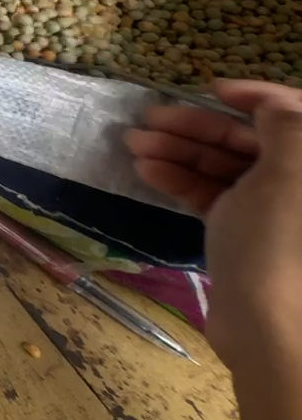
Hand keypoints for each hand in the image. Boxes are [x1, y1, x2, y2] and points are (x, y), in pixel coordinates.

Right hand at [126, 80, 301, 375]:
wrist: (277, 330)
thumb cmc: (284, 248)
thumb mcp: (289, 179)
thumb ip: (288, 129)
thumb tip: (269, 100)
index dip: (263, 98)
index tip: (209, 88)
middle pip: (264, 143)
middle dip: (203, 128)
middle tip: (147, 118)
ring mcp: (288, 215)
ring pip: (235, 168)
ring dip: (181, 151)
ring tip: (133, 145)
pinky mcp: (258, 233)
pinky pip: (222, 195)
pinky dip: (183, 179)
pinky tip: (147, 171)